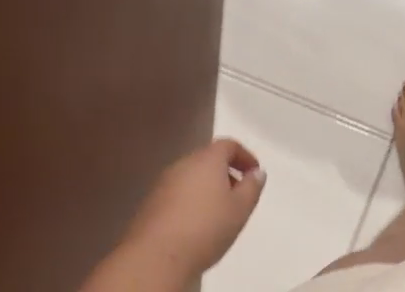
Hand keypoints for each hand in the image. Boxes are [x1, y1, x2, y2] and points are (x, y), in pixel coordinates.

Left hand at [121, 138, 266, 274]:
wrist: (153, 259)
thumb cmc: (205, 228)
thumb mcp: (240, 209)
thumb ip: (252, 187)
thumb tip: (256, 173)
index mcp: (207, 159)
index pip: (229, 145)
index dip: (245, 156)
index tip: (254, 174)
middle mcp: (183, 165)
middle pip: (207, 161)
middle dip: (224, 174)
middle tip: (236, 195)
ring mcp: (161, 185)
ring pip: (190, 179)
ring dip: (205, 190)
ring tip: (216, 215)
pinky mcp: (147, 207)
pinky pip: (175, 196)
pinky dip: (187, 204)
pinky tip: (193, 227)